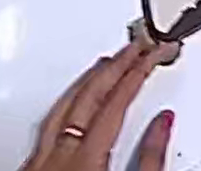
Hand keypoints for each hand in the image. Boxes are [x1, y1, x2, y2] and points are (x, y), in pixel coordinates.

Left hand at [22, 37, 179, 170]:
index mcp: (85, 160)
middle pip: (89, 95)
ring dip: (88, 79)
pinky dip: (65, 103)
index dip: (141, 68)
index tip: (158, 49)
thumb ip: (150, 158)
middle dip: (117, 63)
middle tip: (138, 43)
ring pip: (62, 107)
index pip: (118, 99)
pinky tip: (71, 99)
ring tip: (107, 61)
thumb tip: (163, 120)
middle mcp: (57, 159)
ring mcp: (37, 166)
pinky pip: (46, 126)